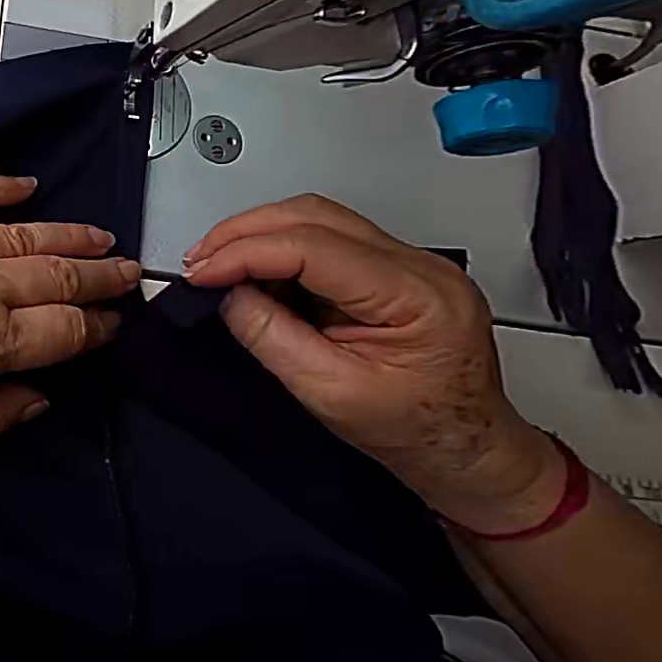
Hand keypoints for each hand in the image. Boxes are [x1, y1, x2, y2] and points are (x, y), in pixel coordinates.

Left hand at [0, 176, 140, 473]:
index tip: (115, 325)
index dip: (97, 329)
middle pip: (56, 276)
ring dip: (68, 235)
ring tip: (100, 237)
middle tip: (129, 276)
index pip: (64, 331)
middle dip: (99, 277)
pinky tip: (26, 185)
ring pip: (22, 234)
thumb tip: (37, 398)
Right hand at [182, 194, 567, 533]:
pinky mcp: (384, 268)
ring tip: (215, 265)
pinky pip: (319, 238)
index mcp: (415, 296)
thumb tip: (224, 293)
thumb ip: (268, 333)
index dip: (243, 254)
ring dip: (253, 235)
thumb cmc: (409, 427)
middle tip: (198, 262)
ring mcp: (404, 262)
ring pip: (313, 218)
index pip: (312, 247)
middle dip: (241, 232)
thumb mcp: (323, 388)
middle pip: (312, 215)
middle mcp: (417, 266)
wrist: (463, 445)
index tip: (198, 275)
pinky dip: (271, 249)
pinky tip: (248, 274)